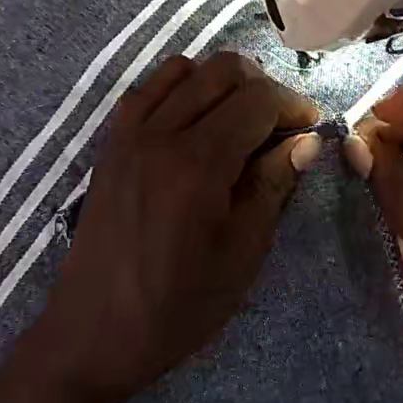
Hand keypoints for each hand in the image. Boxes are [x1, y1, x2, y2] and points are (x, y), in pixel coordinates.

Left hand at [36, 52, 319, 402]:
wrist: (93, 334)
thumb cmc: (178, 305)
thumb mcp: (242, 254)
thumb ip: (273, 185)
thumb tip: (306, 140)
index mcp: (198, 163)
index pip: (258, 100)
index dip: (293, 105)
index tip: (310, 128)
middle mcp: (160, 133)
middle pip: (223, 70)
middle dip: (263, 87)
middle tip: (279, 124)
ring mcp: (129, 133)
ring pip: (185, 69)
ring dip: (222, 83)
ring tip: (239, 120)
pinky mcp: (111, 143)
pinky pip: (148, 89)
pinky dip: (180, 88)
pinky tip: (194, 121)